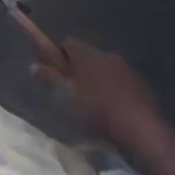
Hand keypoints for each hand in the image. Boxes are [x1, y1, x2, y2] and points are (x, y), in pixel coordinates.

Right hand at [32, 37, 166, 150]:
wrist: (140, 131)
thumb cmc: (97, 112)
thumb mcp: (67, 97)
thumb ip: (50, 78)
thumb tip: (33, 66)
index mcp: (87, 55)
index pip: (68, 43)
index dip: (58, 54)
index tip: (54, 71)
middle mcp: (106, 55)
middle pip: (85, 54)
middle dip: (76, 66)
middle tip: (70, 89)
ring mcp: (125, 68)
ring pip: (102, 66)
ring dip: (94, 77)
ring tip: (91, 101)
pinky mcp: (138, 83)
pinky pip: (118, 78)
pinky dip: (111, 87)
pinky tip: (110, 107)